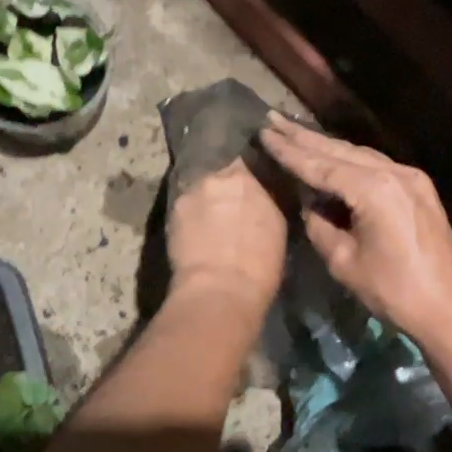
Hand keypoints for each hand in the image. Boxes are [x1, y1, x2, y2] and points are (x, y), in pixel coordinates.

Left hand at [165, 158, 286, 311]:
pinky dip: (190, 212)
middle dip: (225, 184)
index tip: (252, 184)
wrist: (220, 290)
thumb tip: (263, 198)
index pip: (250, 160)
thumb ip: (267, 202)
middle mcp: (221, 175)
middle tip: (230, 203)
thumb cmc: (260, 267)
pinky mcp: (173, 208)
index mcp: (252, 178)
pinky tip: (194, 229)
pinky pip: (185, 203)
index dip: (250, 172)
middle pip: (222, 171)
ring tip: (210, 217)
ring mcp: (193, 189)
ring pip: (200, 186)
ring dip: (206, 197)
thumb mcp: (278, 227)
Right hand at [259, 115, 451, 344]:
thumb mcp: (344, 262)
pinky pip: (376, 166)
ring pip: (360, 155)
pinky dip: (349, 160)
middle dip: (304, 137)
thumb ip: (320, 226)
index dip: (289, 152)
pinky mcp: (419, 189)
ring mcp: (411, 178)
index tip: (263, 133)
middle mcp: (395, 173)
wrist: (450, 308)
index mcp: (374, 189)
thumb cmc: (394, 291)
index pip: (321, 165)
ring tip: (295, 134)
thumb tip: (311, 206)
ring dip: (327, 146)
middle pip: (341, 150)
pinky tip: (332, 158)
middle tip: (272, 119)